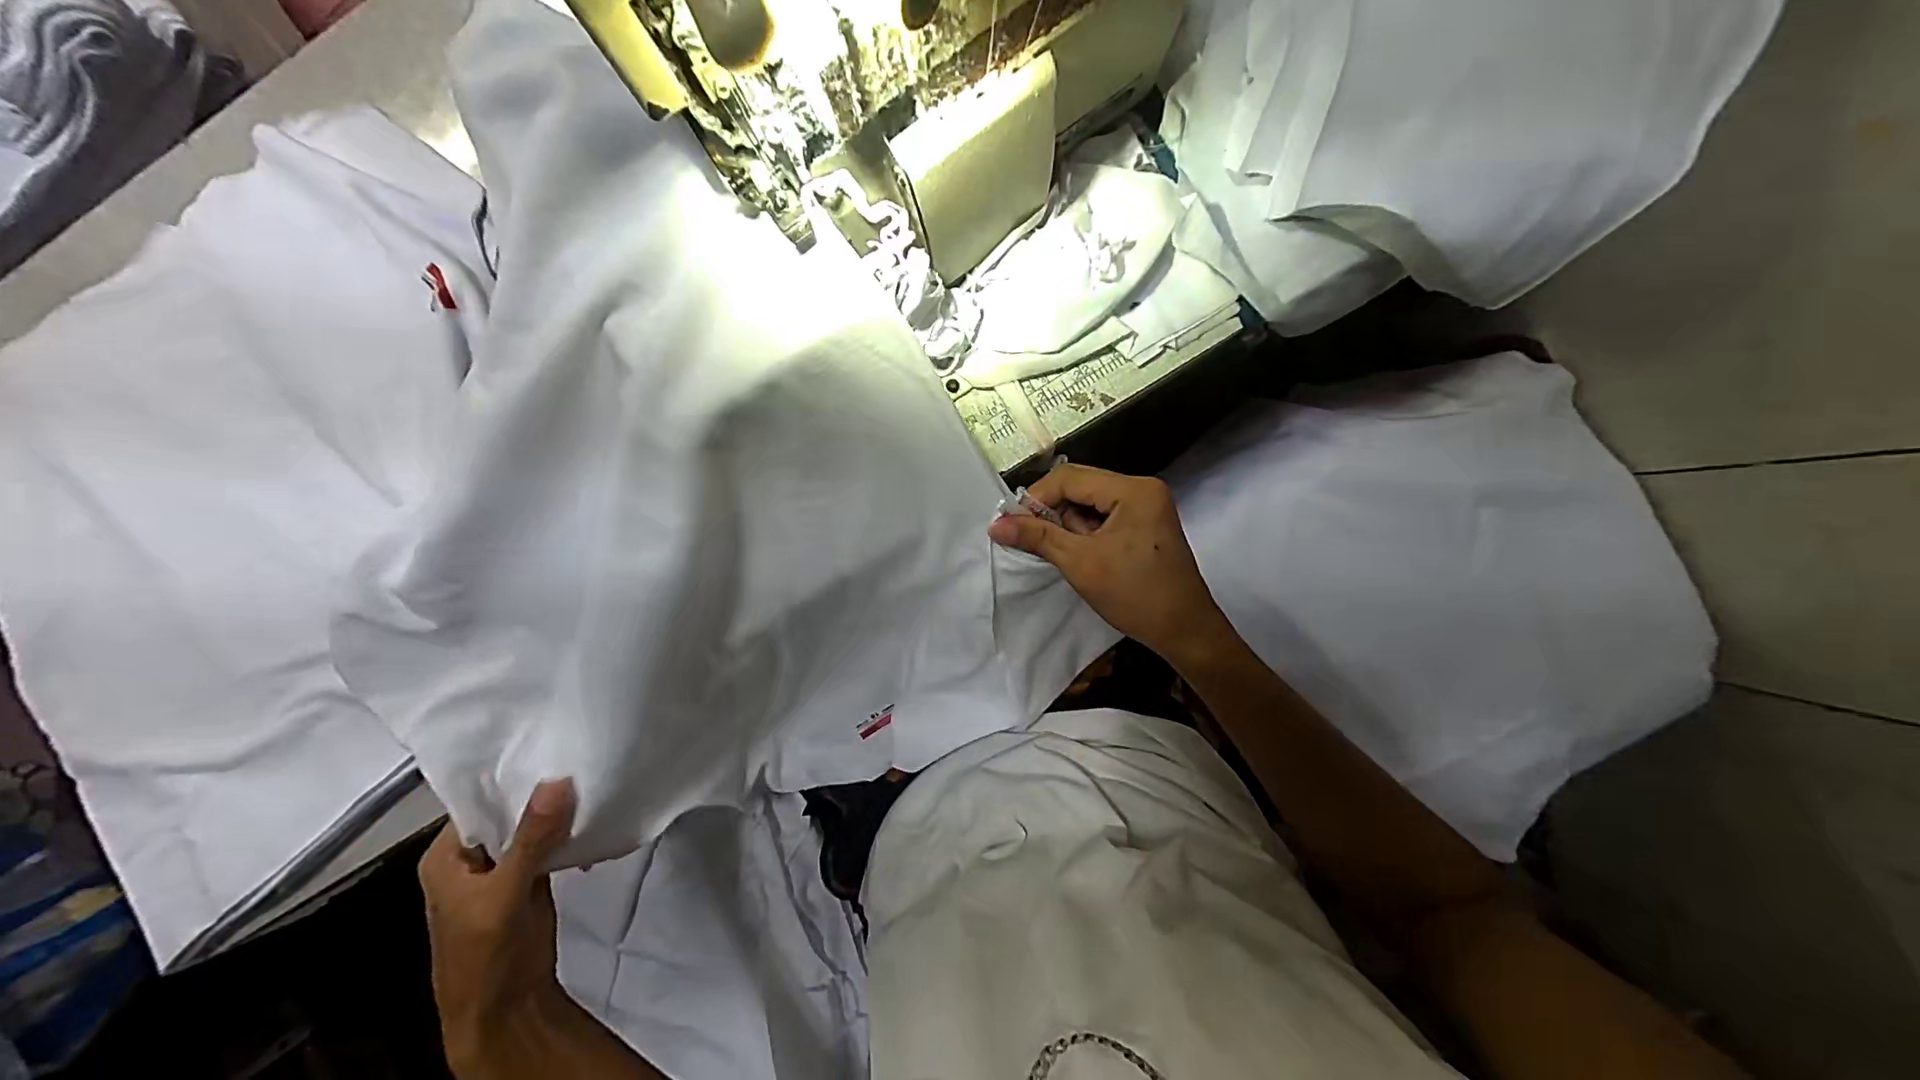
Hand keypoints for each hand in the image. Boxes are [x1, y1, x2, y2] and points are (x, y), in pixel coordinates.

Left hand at [420, 779, 576, 1076]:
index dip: (514, 776)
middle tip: (581, 762)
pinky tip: (593, 822)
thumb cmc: (487, 954)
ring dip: (559, 813)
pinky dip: (567, 834)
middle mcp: (471, 856)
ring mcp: (501, 868)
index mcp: (446, 856)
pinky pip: (548, 844)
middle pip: (508, 811)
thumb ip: (531, 838)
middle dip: (542, 793)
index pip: (480, 801)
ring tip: (592, 784)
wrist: (506, 1009)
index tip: (554, 750)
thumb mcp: (505, 894)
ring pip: (531, 826)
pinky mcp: (529, 878)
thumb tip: (557, 779)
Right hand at [988, 464, 1236, 668]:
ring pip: (1090, 504)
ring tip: (1070, 555)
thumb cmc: (1136, 596)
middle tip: (1035, 540)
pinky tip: (1084, 556)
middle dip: (1054, 513)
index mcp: (1133, 490)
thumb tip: (996, 525)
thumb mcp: (1080, 563)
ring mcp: (1147, 506)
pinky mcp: (1146, 524)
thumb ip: (1037, 537)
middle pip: (1081, 487)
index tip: (1012, 523)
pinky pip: (1105, 517)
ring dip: (1070, 525)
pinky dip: (1087, 533)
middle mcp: (1143, 489)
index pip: (1070, 478)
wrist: (1185, 631)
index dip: (1036, 498)